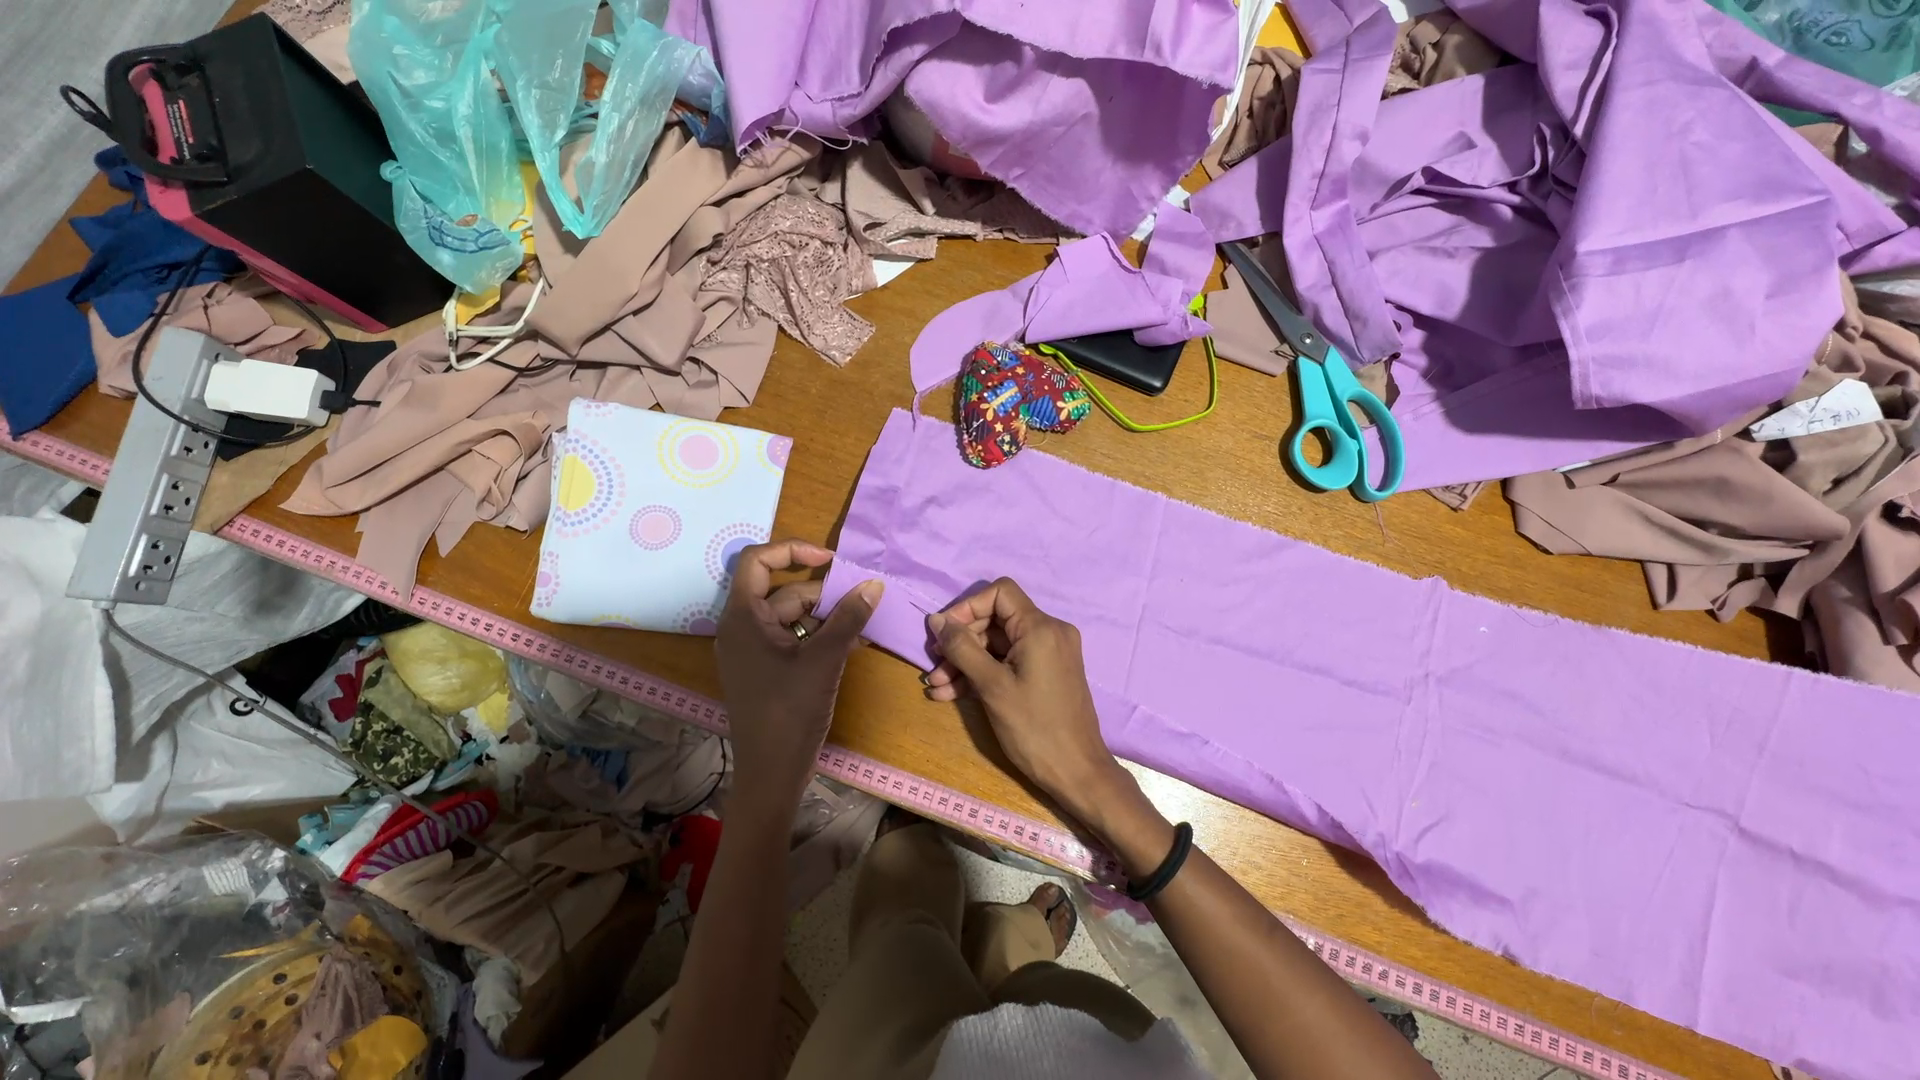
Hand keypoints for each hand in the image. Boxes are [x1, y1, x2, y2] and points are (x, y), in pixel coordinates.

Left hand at [716, 540, 882, 804]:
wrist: (771, 773)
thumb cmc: (790, 713)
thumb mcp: (825, 660)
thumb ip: (848, 618)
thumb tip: (873, 583)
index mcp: (743, 618)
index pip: (758, 561)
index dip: (793, 550)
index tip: (830, 560)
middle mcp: (741, 628)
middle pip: (782, 590)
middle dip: (823, 593)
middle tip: (861, 602)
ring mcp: (751, 651)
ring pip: (791, 616)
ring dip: (826, 617)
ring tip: (863, 626)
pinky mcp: (763, 670)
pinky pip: (791, 639)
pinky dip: (818, 637)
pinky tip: (851, 645)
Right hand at [923, 578, 1125, 817]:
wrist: (1076, 772)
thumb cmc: (1034, 728)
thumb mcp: (991, 686)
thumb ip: (962, 648)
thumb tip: (936, 620)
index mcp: (1040, 628)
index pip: (999, 593)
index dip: (967, 607)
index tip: (944, 633)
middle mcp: (1049, 632)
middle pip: (996, 620)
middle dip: (961, 642)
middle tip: (934, 667)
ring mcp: (1049, 654)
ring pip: (998, 645)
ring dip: (966, 663)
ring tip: (936, 687)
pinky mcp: (1046, 674)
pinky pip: (1009, 662)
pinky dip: (983, 674)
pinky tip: (952, 693)